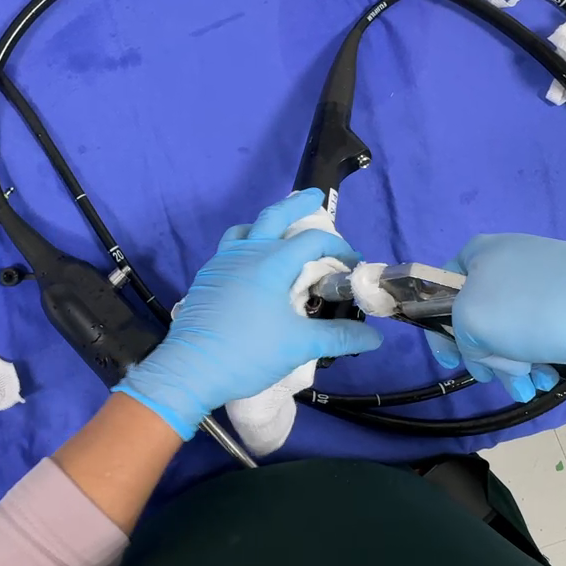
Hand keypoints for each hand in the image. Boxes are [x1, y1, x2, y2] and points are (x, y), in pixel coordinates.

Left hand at [116, 190, 382, 438]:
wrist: (191, 369)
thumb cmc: (248, 351)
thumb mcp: (300, 345)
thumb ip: (339, 337)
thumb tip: (374, 339)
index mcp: (270, 262)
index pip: (312, 241)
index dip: (338, 247)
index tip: (352, 263)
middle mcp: (244, 253)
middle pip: (273, 216)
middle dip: (296, 204)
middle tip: (313, 196)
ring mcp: (220, 264)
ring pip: (244, 231)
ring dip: (265, 224)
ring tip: (279, 231)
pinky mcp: (205, 279)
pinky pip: (229, 250)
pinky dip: (246, 246)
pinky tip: (252, 266)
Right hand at [425, 234, 565, 401]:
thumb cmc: (540, 310)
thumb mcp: (474, 322)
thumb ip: (458, 334)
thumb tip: (481, 350)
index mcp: (479, 252)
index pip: (440, 290)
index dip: (440, 329)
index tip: (454, 363)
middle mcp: (509, 259)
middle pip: (480, 316)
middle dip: (489, 356)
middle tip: (502, 381)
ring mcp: (546, 276)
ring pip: (514, 329)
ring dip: (518, 365)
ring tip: (535, 388)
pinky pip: (545, 329)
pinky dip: (543, 355)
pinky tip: (555, 376)